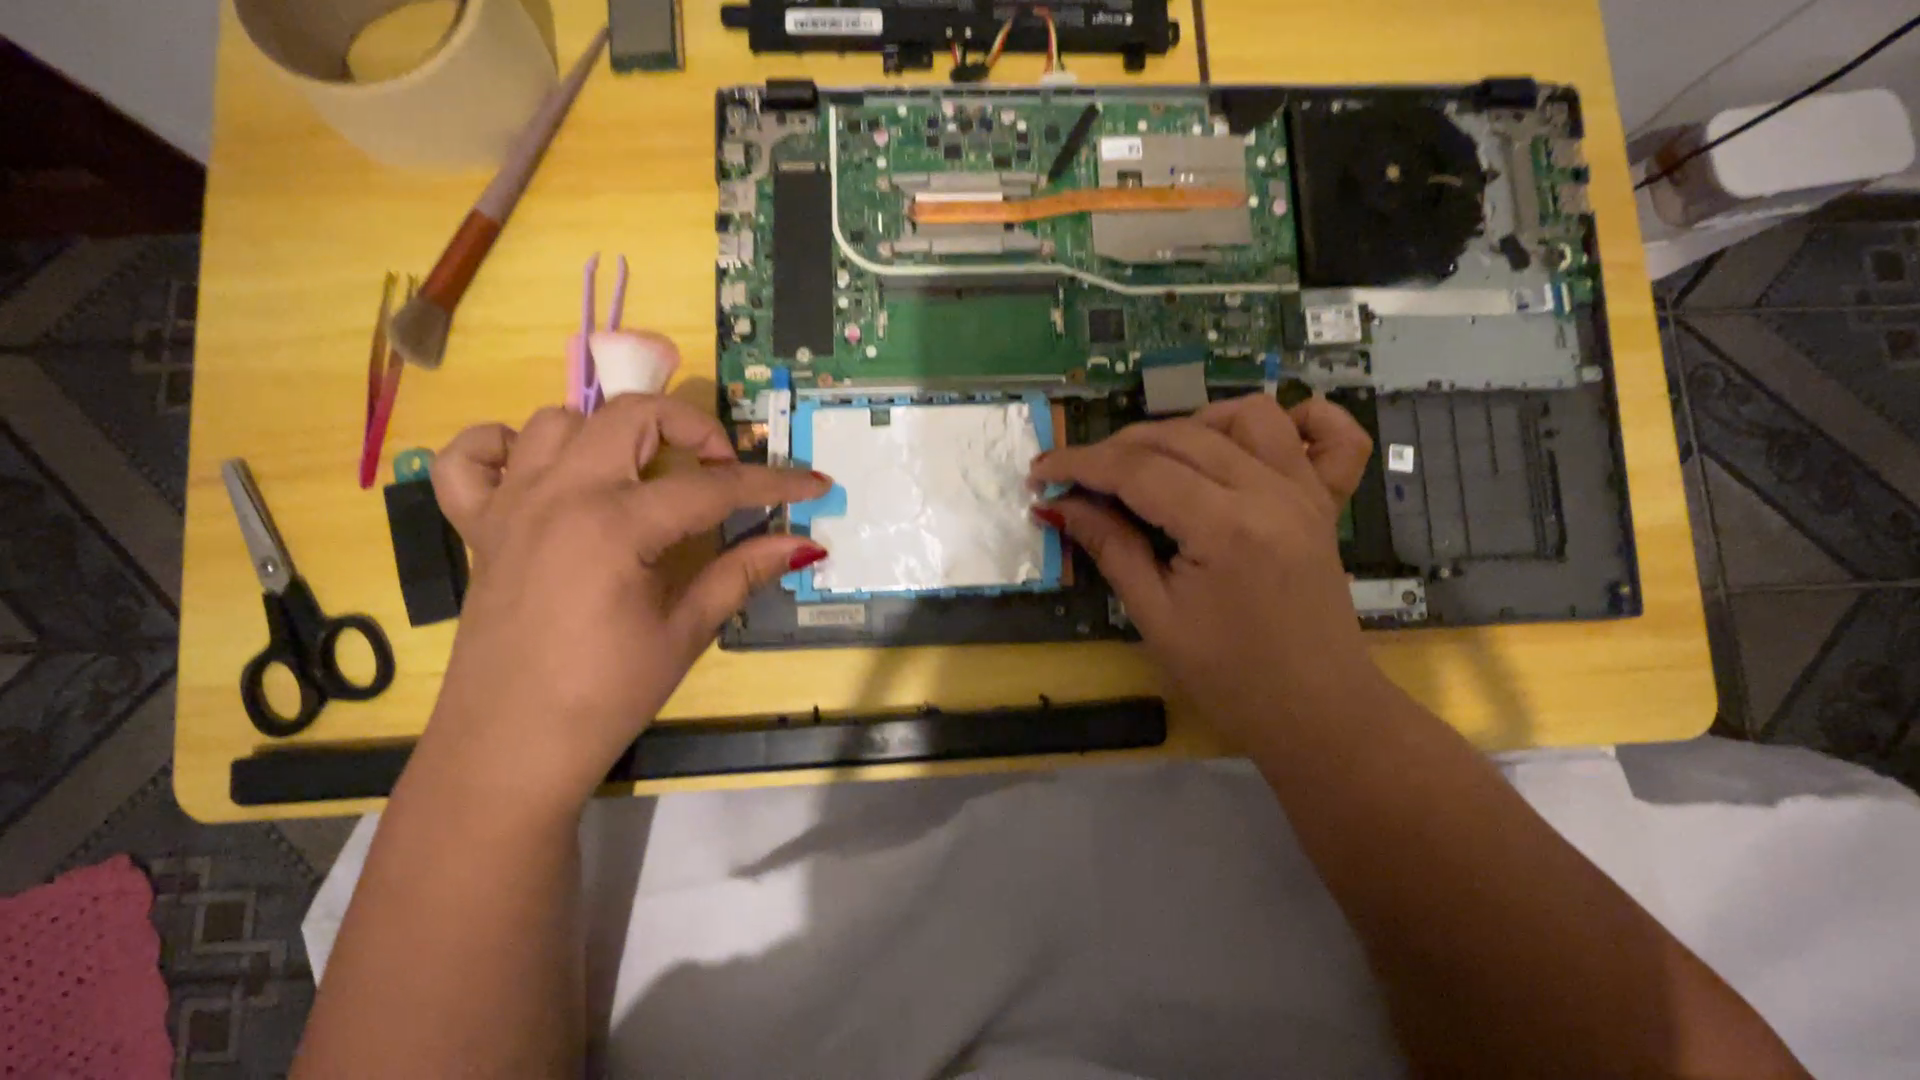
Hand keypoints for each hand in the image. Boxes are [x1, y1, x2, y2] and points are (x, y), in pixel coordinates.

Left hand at [425, 395, 830, 805]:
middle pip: (632, 415)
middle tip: (721, 472)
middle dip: (692, 428)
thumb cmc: (606, 696)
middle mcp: (559, 494)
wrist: (510, 748)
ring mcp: (510, 505)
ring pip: (558, 422)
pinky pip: (469, 458)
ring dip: (610, 434)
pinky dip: (500, 447)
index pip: (711, 487)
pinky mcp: (478, 527)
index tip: (814, 482)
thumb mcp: (683, 632)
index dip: (772, 482)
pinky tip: (539, 473)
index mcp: (615, 525)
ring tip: (642, 474)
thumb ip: (740, 573)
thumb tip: (803, 543)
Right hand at [1029, 394, 1382, 744]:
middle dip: (1117, 447)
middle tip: (1077, 478)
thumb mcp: (1156, 617)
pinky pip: (1332, 436)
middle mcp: (1270, 492)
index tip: (1039, 471)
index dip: (1080, 464)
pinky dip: (1297, 418)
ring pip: (1248, 416)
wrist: (1318, 714)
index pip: (1138, 470)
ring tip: (1156, 459)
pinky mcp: (1325, 502)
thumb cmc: (1230, 680)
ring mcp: (1306, 492)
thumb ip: (1110, 548)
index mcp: (1224, 528)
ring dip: (1191, 424)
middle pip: (1182, 436)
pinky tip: (1251, 440)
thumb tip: (1058, 505)